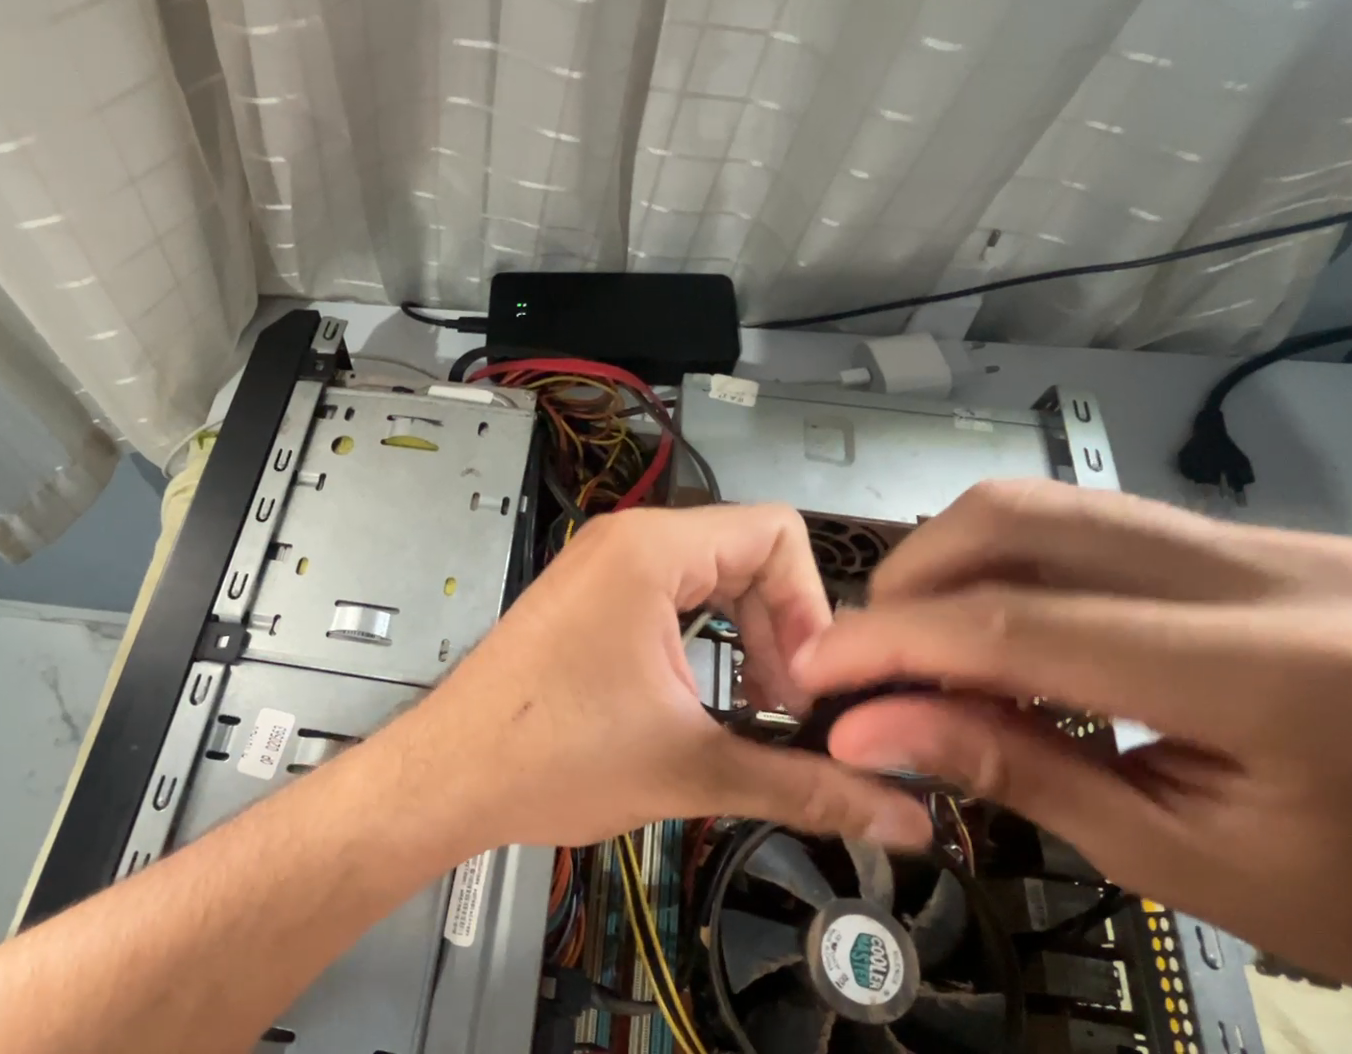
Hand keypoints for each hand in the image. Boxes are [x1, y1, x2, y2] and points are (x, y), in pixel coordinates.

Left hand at [374, 503, 932, 851]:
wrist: (447, 776)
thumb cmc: (551, 756)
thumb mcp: (691, 768)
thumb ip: (805, 787)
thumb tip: (904, 819)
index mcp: (651, 550)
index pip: (777, 532)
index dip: (811, 607)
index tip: (807, 685)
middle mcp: (623, 541)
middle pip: (747, 554)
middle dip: (780, 630)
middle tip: (786, 709)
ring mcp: (598, 567)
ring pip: (710, 578)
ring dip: (744, 639)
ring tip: (752, 711)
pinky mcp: (584, 599)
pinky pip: (668, 596)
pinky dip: (702, 639)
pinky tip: (703, 698)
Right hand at [798, 480, 1351, 1031]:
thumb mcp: (1171, 860)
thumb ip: (1007, 771)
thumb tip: (861, 733)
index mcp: (1287, 681)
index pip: (1025, 625)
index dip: (895, 642)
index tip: (814, 672)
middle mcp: (1290, 573)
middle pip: (1027, 519)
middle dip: (911, 580)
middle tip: (868, 655)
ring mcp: (1287, 540)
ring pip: (1053, 503)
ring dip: (953, 564)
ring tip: (925, 645)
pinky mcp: (1272, 538)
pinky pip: (1098, 525)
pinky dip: (1013, 568)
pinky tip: (1003, 631)